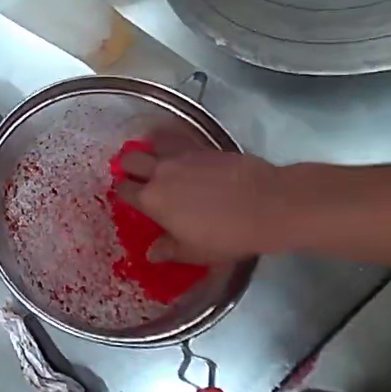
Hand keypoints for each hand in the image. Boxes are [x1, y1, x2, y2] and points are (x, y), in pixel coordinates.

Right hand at [114, 146, 287, 262]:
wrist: (268, 205)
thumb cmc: (227, 235)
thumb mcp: (195, 251)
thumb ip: (169, 250)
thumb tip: (152, 253)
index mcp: (152, 200)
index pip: (124, 191)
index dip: (122, 193)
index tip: (128, 199)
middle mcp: (161, 173)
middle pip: (131, 160)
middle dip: (129, 167)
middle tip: (137, 177)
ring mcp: (183, 156)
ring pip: (153, 143)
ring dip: (149, 149)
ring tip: (155, 159)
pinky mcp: (204, 146)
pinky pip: (179, 138)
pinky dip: (172, 141)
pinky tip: (180, 151)